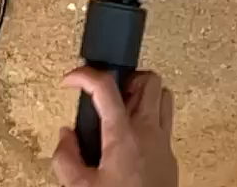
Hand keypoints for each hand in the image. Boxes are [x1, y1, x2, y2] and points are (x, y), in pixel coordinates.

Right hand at [52, 68, 178, 186]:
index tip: (69, 81)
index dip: (84, 75)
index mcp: (124, 136)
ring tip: (121, 112)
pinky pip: (165, 123)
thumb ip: (65, 160)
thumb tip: (65, 136)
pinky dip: (149, 120)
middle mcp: (149, 132)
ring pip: (163, 96)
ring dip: (143, 96)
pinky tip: (131, 141)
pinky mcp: (171, 158)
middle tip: (106, 96)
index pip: (106, 87)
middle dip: (125, 78)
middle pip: (148, 80)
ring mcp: (164, 144)